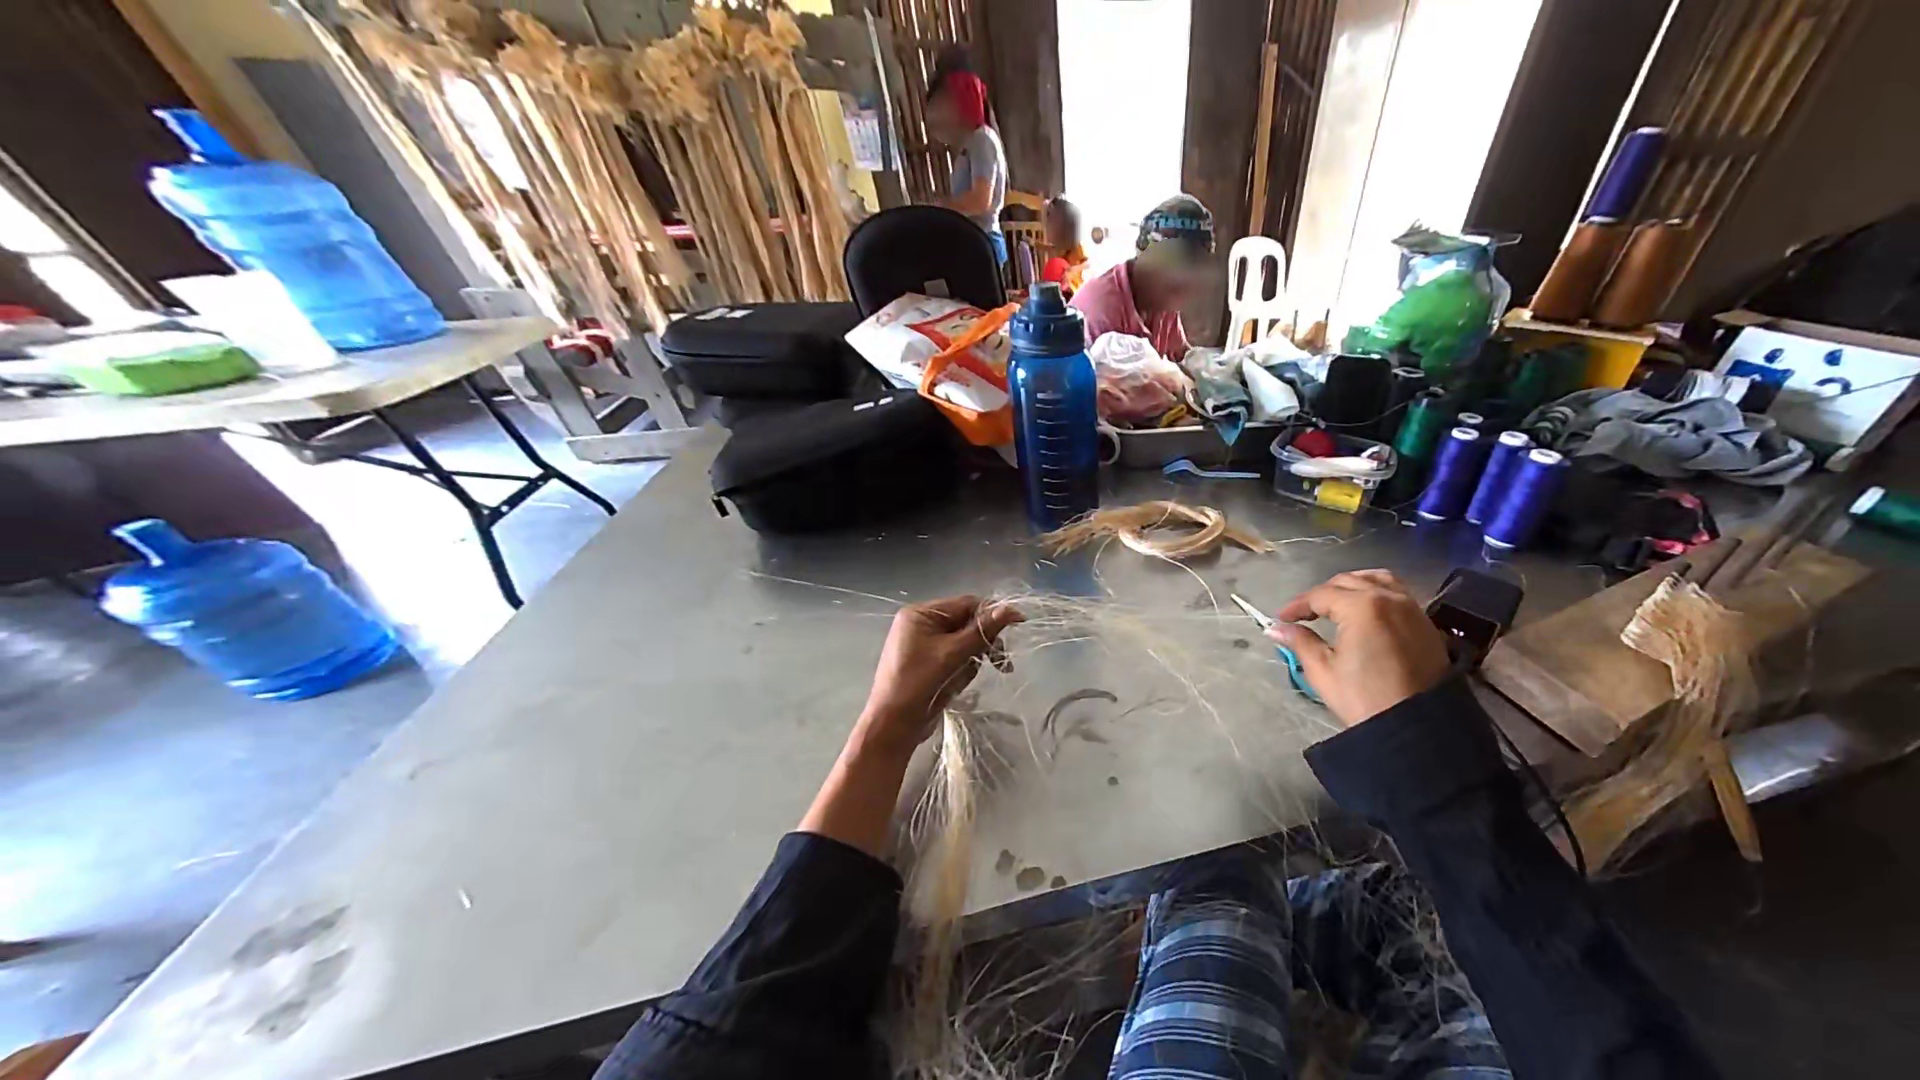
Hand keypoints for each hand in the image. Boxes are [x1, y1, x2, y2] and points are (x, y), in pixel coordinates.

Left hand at [857, 595, 1023, 755]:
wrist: (893, 726)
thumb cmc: (918, 684)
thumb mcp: (952, 654)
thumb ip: (982, 631)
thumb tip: (1011, 608)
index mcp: (921, 613)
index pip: (965, 604)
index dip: (992, 613)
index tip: (1019, 624)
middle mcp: (921, 624)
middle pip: (966, 623)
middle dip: (982, 642)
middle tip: (1001, 663)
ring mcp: (924, 645)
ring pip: (964, 642)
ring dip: (972, 658)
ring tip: (963, 678)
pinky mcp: (929, 664)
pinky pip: (955, 658)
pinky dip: (962, 669)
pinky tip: (955, 685)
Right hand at [1266, 570, 1451, 727]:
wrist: (1420, 728)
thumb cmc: (1365, 698)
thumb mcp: (1323, 670)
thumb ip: (1299, 641)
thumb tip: (1276, 628)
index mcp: (1361, 607)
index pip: (1320, 595)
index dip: (1297, 605)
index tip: (1281, 618)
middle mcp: (1389, 598)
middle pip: (1348, 582)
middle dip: (1321, 595)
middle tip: (1304, 614)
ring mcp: (1412, 608)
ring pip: (1377, 580)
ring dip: (1352, 586)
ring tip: (1336, 604)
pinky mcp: (1425, 623)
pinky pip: (1397, 593)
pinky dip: (1376, 593)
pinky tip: (1365, 612)